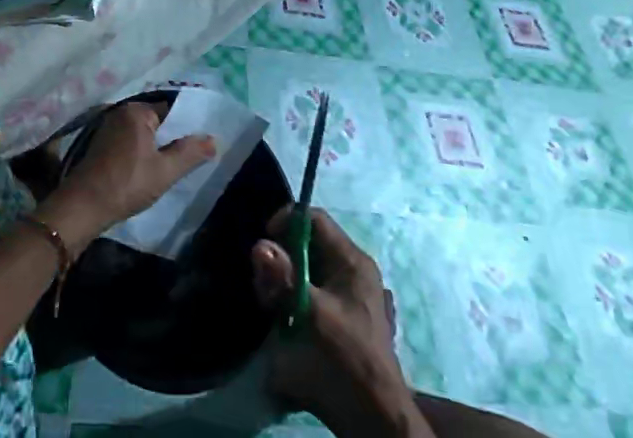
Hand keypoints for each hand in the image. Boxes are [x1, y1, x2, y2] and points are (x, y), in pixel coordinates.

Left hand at [40, 101, 215, 252]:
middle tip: (190, 157)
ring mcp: (108, 129)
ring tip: (172, 165)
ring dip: (156, 148)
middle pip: (157, 122)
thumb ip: (190, 153)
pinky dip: (141, 153)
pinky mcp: (100, 146)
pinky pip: (130, 143)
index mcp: (136, 112)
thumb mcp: (165, 171)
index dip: (187, 127)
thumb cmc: (126, 185)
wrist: (82, 209)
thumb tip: (213, 139)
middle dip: (171, 138)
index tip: (200, 143)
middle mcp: (120, 113)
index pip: (172, 110)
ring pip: (143, 134)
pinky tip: (149, 170)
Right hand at [251, 207, 424, 435]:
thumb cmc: (346, 357)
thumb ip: (285, 279)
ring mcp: (346, 291)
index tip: (263, 242)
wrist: (373, 412)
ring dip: (283, 279)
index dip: (287, 222)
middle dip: (281, 256)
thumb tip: (259, 245)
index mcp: (352, 260)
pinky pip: (309, 288)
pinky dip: (292, 295)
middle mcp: (352, 269)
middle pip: (308, 243)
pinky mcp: (339, 313)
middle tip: (264, 282)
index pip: (316, 220)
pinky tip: (282, 317)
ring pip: (306, 266)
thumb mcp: (313, 315)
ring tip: (272, 305)